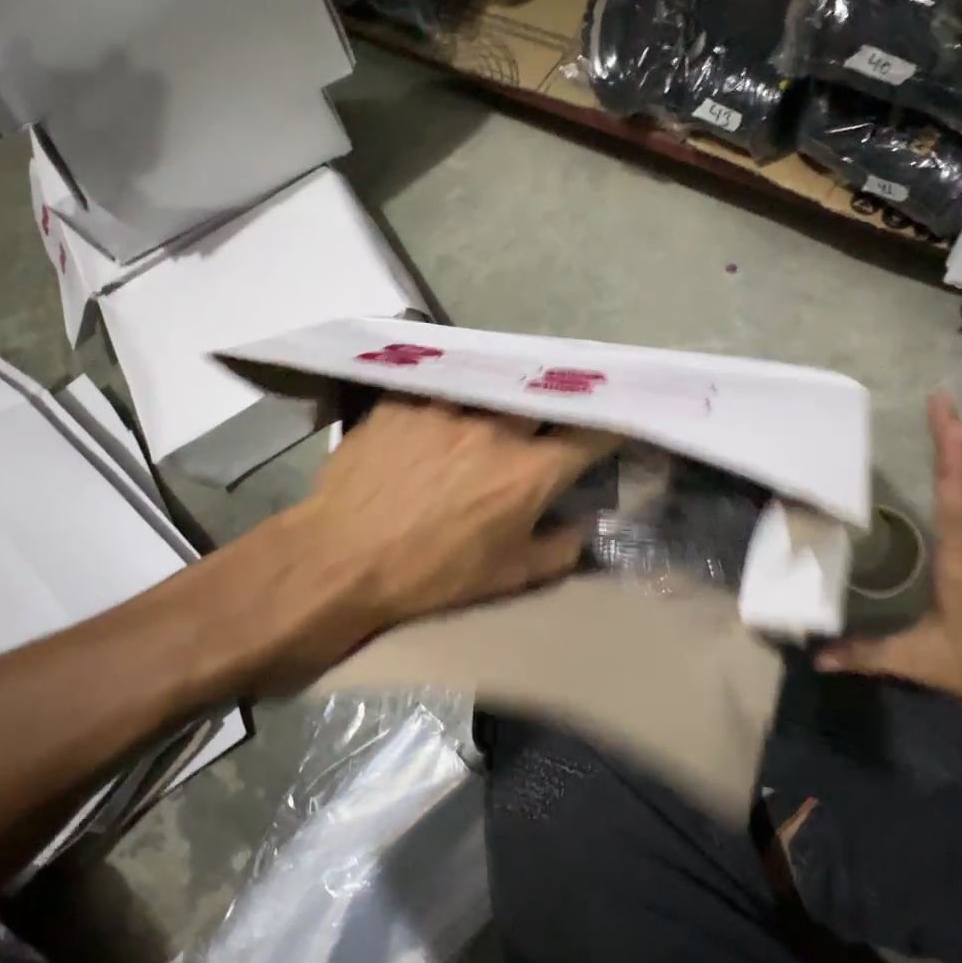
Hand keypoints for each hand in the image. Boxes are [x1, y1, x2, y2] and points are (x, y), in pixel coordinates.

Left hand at [291, 396, 621, 627]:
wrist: (341, 557)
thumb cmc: (432, 575)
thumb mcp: (507, 578)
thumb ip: (559, 550)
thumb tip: (585, 526)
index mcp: (529, 471)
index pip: (591, 434)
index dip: (613, 424)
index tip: (619, 420)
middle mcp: (496, 427)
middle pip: (544, 395)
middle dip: (556, 401)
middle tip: (552, 410)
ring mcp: (447, 405)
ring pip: (491, 384)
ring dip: (502, 396)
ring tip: (497, 401)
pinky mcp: (404, 397)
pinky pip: (440, 386)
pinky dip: (451, 396)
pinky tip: (441, 407)